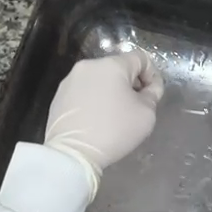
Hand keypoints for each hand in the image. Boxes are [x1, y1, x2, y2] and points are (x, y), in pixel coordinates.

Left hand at [44, 51, 164, 188]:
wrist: (73, 153)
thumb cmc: (114, 130)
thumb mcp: (146, 114)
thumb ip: (152, 94)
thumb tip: (149, 88)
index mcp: (111, 65)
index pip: (140, 58)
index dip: (152, 75)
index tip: (152, 95)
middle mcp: (88, 66)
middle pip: (118, 68)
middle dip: (130, 84)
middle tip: (135, 107)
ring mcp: (70, 80)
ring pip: (99, 80)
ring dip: (111, 92)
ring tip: (114, 115)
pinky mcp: (59, 96)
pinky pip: (84, 92)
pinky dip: (94, 100)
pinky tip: (96, 120)